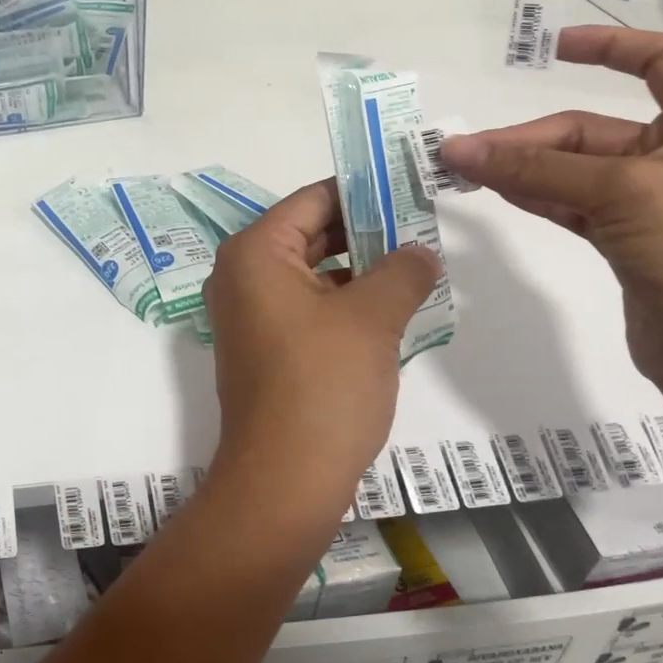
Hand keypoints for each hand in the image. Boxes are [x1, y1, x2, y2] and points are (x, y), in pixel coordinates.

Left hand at [203, 180, 440, 499]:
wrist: (282, 475)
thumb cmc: (323, 384)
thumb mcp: (372, 319)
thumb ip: (401, 272)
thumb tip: (420, 250)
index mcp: (254, 252)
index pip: (310, 201)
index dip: (361, 192)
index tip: (408, 188)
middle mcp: (240, 273)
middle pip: (307, 234)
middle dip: (364, 230)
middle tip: (423, 227)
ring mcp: (246, 311)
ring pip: (308, 271)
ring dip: (356, 268)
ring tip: (414, 265)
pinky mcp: (260, 344)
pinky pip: (303, 304)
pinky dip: (340, 299)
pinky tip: (387, 307)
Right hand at [437, 26, 662, 389]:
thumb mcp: (623, 194)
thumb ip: (534, 168)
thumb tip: (454, 148)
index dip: (611, 46)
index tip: (551, 48)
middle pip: (594, 127)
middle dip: (529, 136)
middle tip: (463, 153)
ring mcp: (658, 204)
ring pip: (574, 169)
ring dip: (521, 168)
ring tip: (462, 172)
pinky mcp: (633, 245)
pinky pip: (572, 205)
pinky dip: (534, 197)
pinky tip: (495, 195)